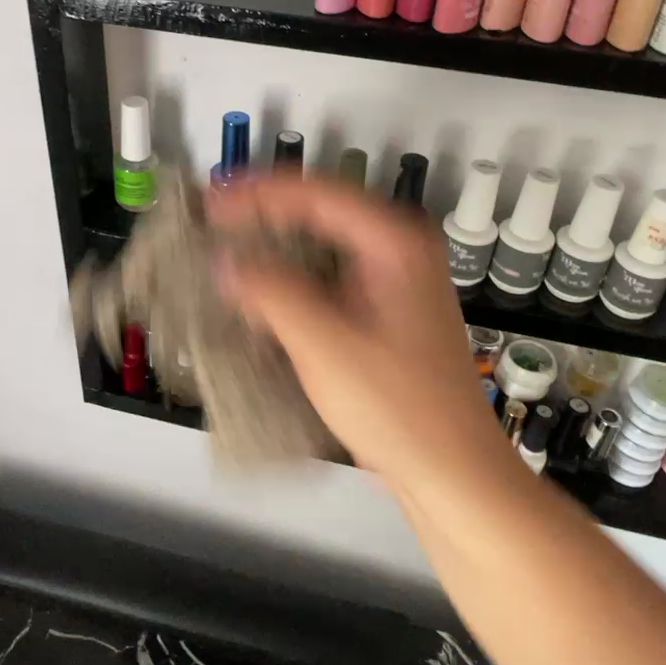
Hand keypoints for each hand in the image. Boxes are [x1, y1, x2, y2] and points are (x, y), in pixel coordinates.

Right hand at [209, 176, 514, 488]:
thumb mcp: (326, 347)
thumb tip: (225, 263)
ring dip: (276, 248)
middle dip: (264, 215)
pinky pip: (332, 277)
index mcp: (396, 242)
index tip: (211, 202)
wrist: (454, 472)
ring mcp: (396, 282)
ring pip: (325, 246)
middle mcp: (401, 250)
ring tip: (227, 252)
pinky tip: (261, 294)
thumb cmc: (400, 409)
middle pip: (322, 212)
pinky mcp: (386, 313)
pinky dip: (294, 279)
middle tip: (212, 221)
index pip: (318, 193)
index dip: (258, 192)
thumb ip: (271, 295)